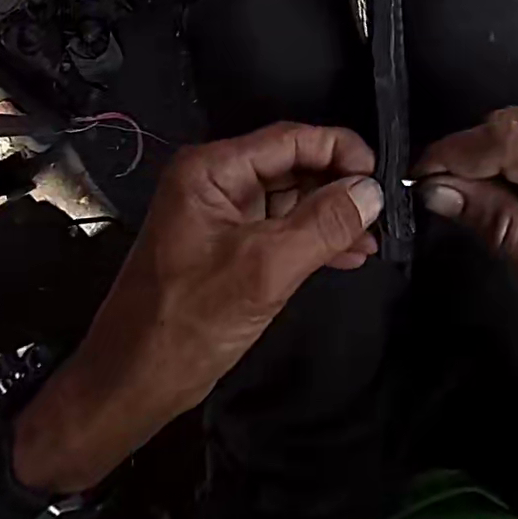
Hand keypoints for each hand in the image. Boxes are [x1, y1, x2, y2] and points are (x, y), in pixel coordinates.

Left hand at [16, 123, 381, 491]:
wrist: (135, 378)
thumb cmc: (188, 321)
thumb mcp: (264, 268)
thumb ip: (322, 224)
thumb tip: (372, 191)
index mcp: (211, 170)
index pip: (288, 139)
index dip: (339, 150)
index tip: (381, 174)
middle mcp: (215, 182)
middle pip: (291, 166)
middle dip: (338, 187)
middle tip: (382, 212)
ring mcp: (222, 215)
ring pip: (290, 200)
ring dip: (331, 217)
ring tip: (372, 239)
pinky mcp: (230, 247)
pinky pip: (280, 229)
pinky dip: (313, 240)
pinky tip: (348, 254)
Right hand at [413, 107, 517, 367]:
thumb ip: (502, 231)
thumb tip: (441, 192)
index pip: (509, 141)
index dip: (453, 156)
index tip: (419, 178)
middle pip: (509, 124)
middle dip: (466, 159)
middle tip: (446, 201)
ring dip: (489, 160)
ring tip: (489, 206)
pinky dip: (513, 158)